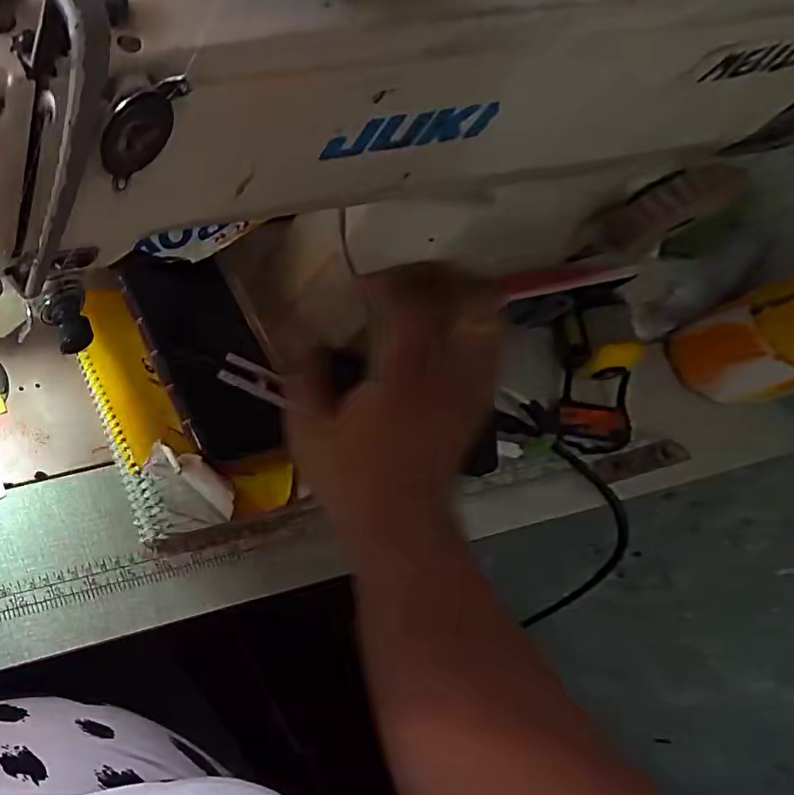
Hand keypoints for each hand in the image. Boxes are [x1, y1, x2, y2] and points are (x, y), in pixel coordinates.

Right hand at [285, 263, 504, 540]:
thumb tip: (302, 336)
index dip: (385, 280)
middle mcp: (445, 372)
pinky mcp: (480, 398)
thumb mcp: (306, 430)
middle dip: (432, 274)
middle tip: (400, 273)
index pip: (407, 304)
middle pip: (462, 295)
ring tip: (427, 291)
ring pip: (487, 314)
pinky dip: (473, 322)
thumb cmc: (347, 478)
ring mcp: (470, 384)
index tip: (359, 278)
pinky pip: (491, 343)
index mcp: (399, 377)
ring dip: (459, 292)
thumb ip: (303, 376)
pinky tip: (445, 328)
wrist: (398, 521)